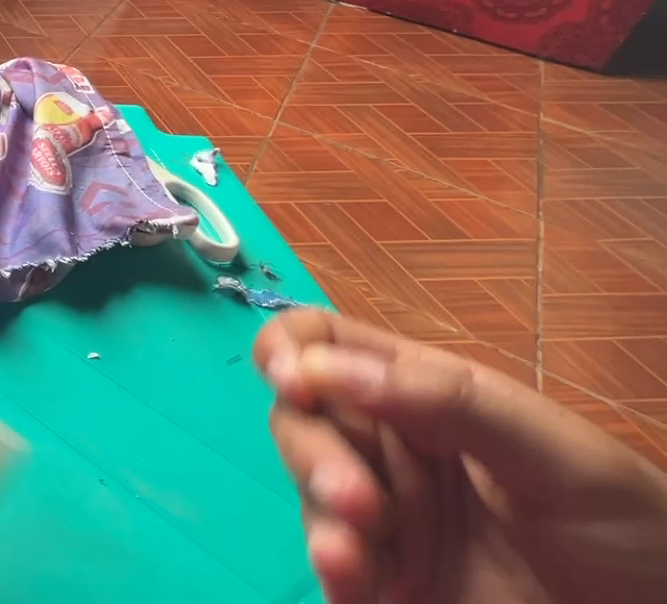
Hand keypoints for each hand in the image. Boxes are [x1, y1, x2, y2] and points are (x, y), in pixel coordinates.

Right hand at [256, 310, 666, 602]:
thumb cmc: (631, 534)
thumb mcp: (558, 457)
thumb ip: (447, 399)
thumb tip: (318, 367)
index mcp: (414, 393)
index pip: (320, 342)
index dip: (288, 347)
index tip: (289, 379)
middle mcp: (381, 442)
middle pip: (298, 414)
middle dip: (310, 451)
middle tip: (354, 500)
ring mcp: (375, 508)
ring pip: (303, 485)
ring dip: (320, 514)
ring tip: (353, 557)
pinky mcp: (376, 573)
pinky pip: (325, 556)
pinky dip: (328, 565)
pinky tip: (349, 577)